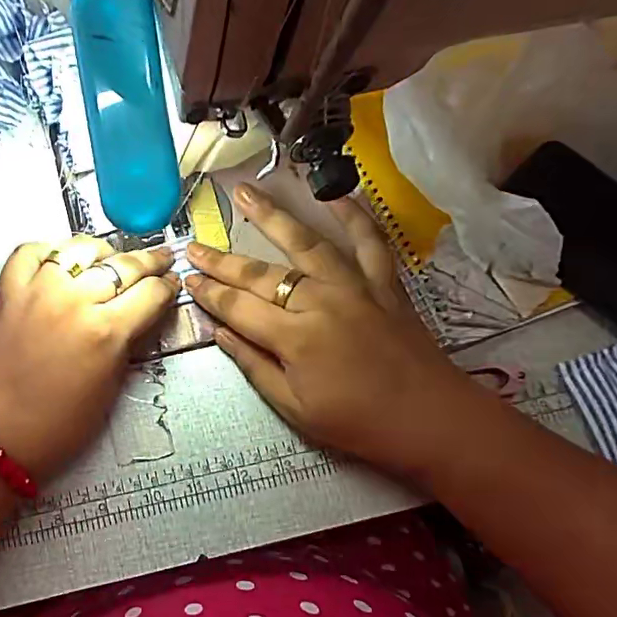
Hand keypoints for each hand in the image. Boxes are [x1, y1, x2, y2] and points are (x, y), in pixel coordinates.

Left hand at [0, 236, 178, 478]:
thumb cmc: (60, 425)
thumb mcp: (111, 387)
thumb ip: (128, 343)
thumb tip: (142, 315)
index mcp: (106, 331)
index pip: (151, 293)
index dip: (168, 286)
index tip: (172, 283)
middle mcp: (74, 302)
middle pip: (123, 265)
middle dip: (149, 261)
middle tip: (160, 260)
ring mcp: (37, 292)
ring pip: (79, 249)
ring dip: (102, 251)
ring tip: (110, 258)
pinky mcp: (7, 292)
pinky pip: (29, 253)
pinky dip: (48, 250)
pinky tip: (60, 259)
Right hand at [185, 183, 475, 478]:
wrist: (429, 418)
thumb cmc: (357, 423)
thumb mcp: (295, 408)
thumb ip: (255, 366)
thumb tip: (221, 333)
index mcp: (295, 337)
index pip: (238, 307)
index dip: (209, 293)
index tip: (186, 279)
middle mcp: (321, 301)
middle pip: (262, 274)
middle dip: (223, 260)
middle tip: (195, 244)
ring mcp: (355, 286)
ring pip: (306, 243)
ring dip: (273, 217)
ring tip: (247, 193)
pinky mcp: (384, 283)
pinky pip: (369, 242)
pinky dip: (354, 216)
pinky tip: (336, 195)